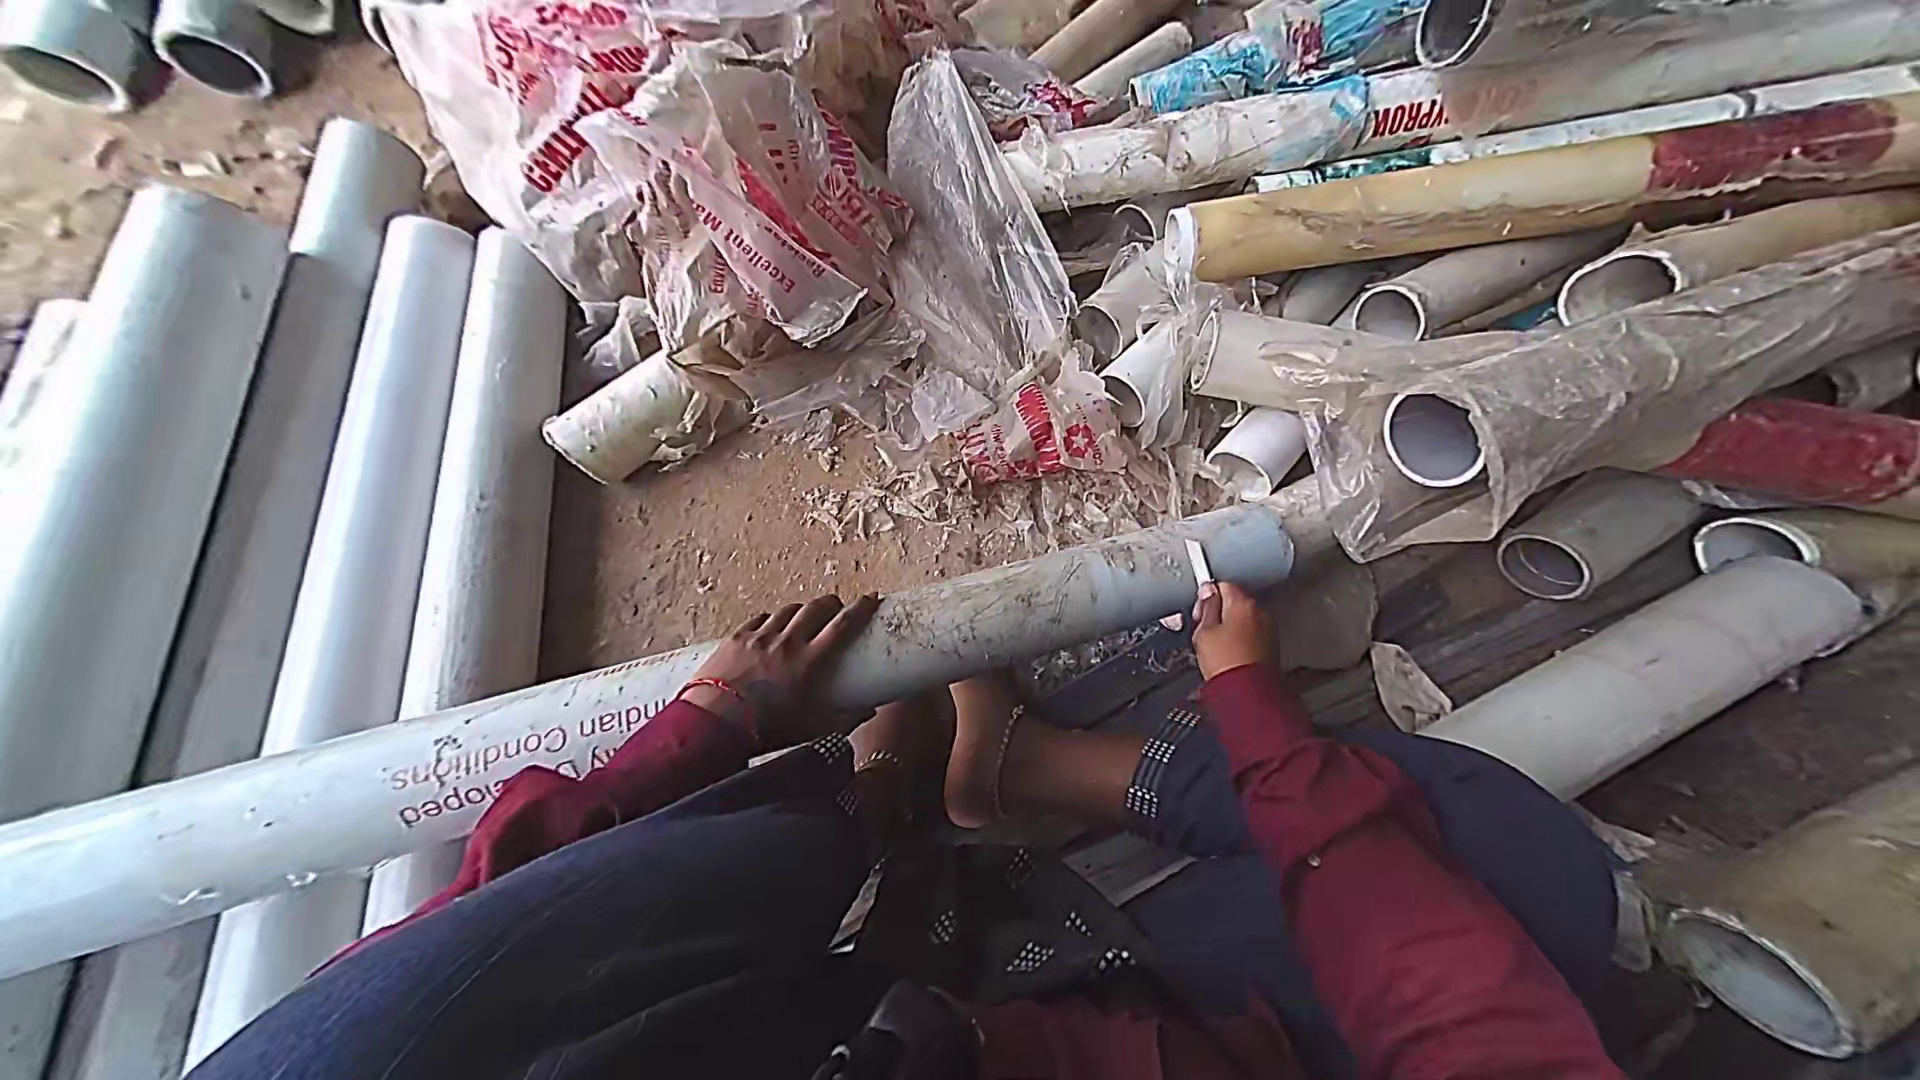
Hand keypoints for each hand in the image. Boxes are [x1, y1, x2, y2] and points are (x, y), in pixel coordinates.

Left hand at [686, 594, 879, 747]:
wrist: (712, 725)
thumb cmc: (765, 730)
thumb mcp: (812, 728)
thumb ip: (844, 719)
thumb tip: (869, 712)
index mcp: (810, 661)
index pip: (843, 625)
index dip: (861, 608)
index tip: (871, 598)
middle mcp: (788, 642)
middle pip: (816, 608)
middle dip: (831, 603)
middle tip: (837, 608)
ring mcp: (760, 637)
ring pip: (788, 610)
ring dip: (802, 610)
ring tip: (805, 617)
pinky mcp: (737, 638)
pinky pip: (760, 619)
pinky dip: (773, 619)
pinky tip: (773, 626)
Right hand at [1190, 582, 1271, 679]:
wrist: (1247, 694)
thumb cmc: (1226, 664)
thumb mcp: (1203, 632)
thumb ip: (1206, 607)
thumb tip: (1208, 593)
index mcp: (1243, 604)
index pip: (1222, 585)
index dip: (1206, 597)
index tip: (1198, 610)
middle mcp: (1260, 613)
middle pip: (1234, 601)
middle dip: (1218, 612)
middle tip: (1204, 629)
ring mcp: (1268, 629)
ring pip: (1243, 618)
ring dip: (1230, 626)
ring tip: (1216, 645)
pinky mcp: (1271, 646)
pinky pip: (1251, 634)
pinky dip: (1240, 639)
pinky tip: (1228, 653)